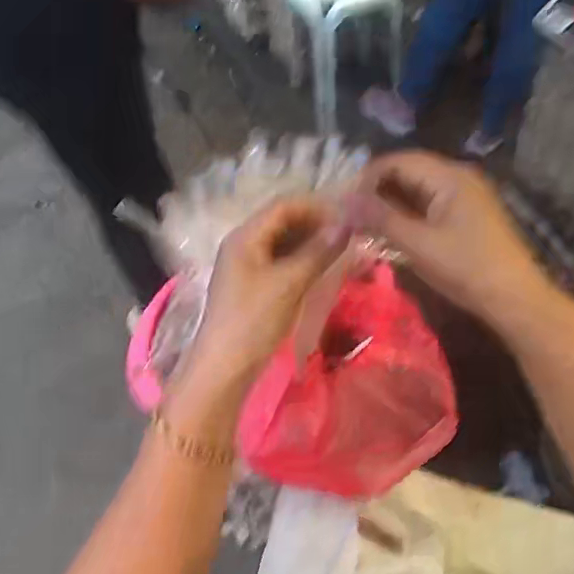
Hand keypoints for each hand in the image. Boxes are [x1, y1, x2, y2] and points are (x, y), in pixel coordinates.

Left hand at [179, 197, 347, 395]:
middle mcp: (243, 244)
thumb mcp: (290, 283)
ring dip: (311, 242)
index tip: (347, 217)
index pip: (284, 206)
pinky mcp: (253, 285)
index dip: (317, 207)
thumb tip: (347, 224)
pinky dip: (303, 260)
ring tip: (341, 250)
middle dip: (316, 224)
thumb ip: (319, 251)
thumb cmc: (254, 319)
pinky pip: (281, 261)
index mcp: (245, 236)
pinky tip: (322, 268)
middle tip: (349, 235)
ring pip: (283, 242)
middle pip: (283, 221)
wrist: (224, 367)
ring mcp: (247, 265)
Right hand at [346, 152, 554, 328]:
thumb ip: (381, 218)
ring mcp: (466, 195)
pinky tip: (393, 232)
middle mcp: (459, 176)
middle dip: (377, 190)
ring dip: (392, 203)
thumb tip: (345, 201)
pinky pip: (431, 203)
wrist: (515, 298)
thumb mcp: (418, 244)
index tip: (345, 203)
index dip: (367, 178)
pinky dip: (409, 213)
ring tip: (367, 226)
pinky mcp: (469, 214)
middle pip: (408, 171)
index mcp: (449, 176)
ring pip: (418, 188)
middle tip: (352, 215)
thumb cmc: (466, 269)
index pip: (397, 160)